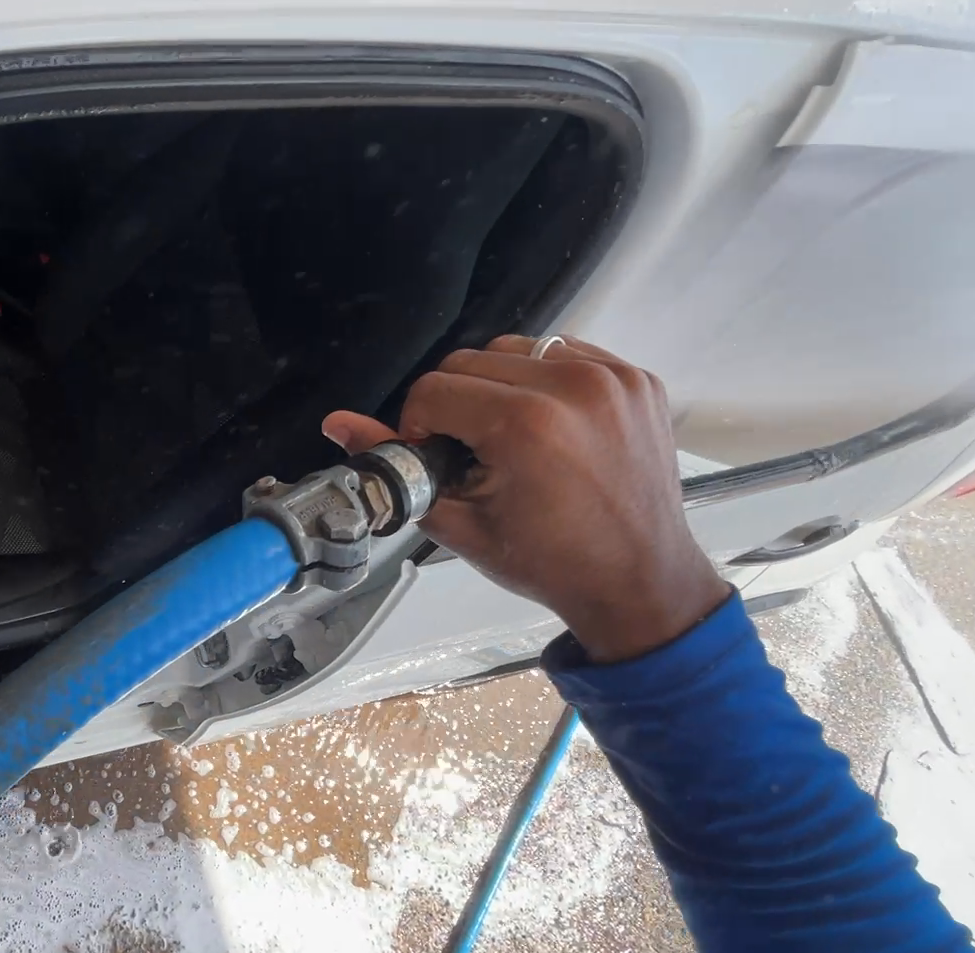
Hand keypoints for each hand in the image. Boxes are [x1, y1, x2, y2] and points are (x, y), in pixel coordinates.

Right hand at [323, 334, 728, 662]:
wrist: (638, 580)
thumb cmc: (544, 561)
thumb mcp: (455, 520)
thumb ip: (393, 467)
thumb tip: (337, 424)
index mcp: (524, 424)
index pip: (432, 390)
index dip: (417, 426)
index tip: (435, 459)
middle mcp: (572, 385)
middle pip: (468, 361)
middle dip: (451, 404)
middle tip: (465, 451)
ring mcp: (611, 377)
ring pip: (514, 350)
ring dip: (492, 386)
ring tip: (503, 435)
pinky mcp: (635, 377)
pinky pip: (562, 353)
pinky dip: (539, 380)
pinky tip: (542, 424)